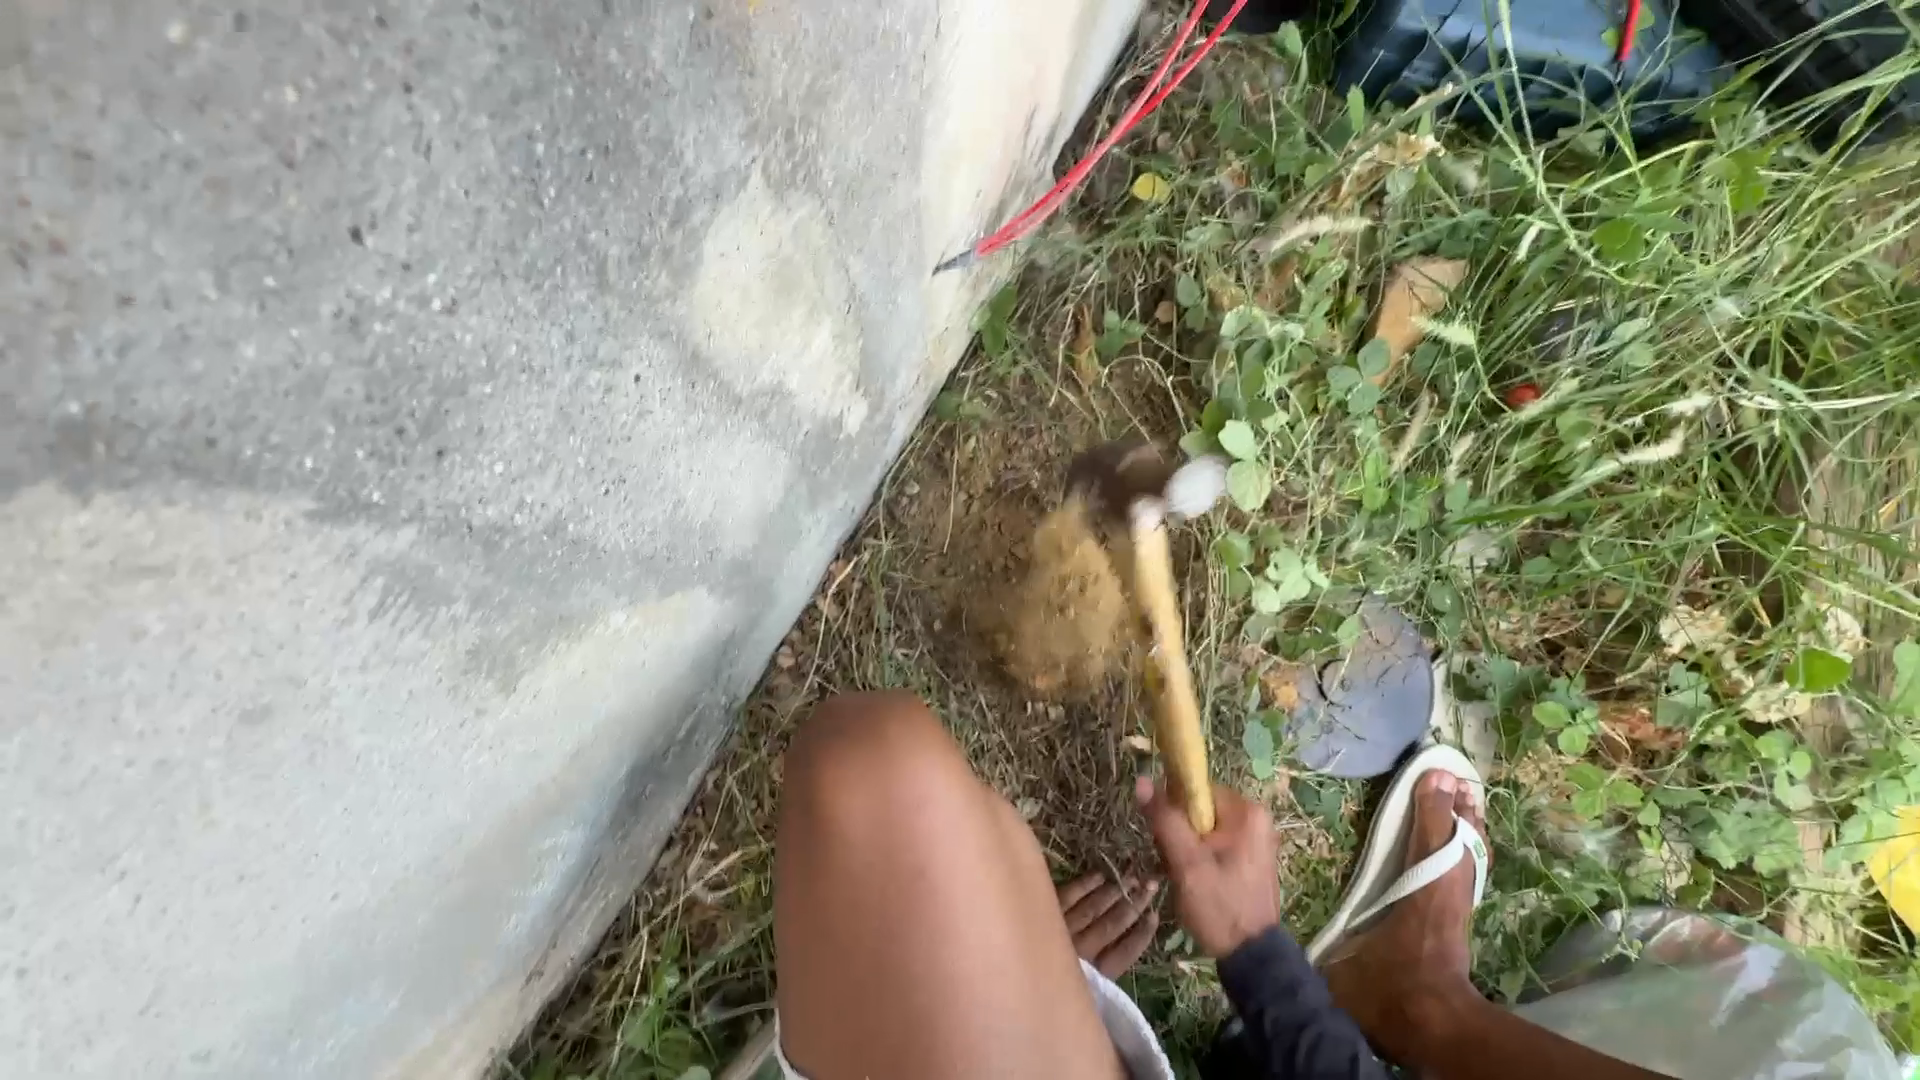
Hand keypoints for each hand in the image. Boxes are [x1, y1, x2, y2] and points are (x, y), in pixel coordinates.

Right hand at [1136, 775, 1278, 957]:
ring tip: (1184, 876)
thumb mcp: (1186, 862)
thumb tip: (1142, 780)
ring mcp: (1256, 840)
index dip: (1174, 810)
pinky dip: (1200, 858)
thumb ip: (1165, 819)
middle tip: (1174, 862)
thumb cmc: (1220, 906)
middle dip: (1180, 833)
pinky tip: (1195, 881)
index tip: (1166, 838)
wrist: (1251, 957)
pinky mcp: (1251, 858)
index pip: (1196, 790)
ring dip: (1186, 848)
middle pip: (1199, 809)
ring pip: (1204, 829)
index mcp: (1247, 812)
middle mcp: (1256, 819)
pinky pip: (1215, 844)